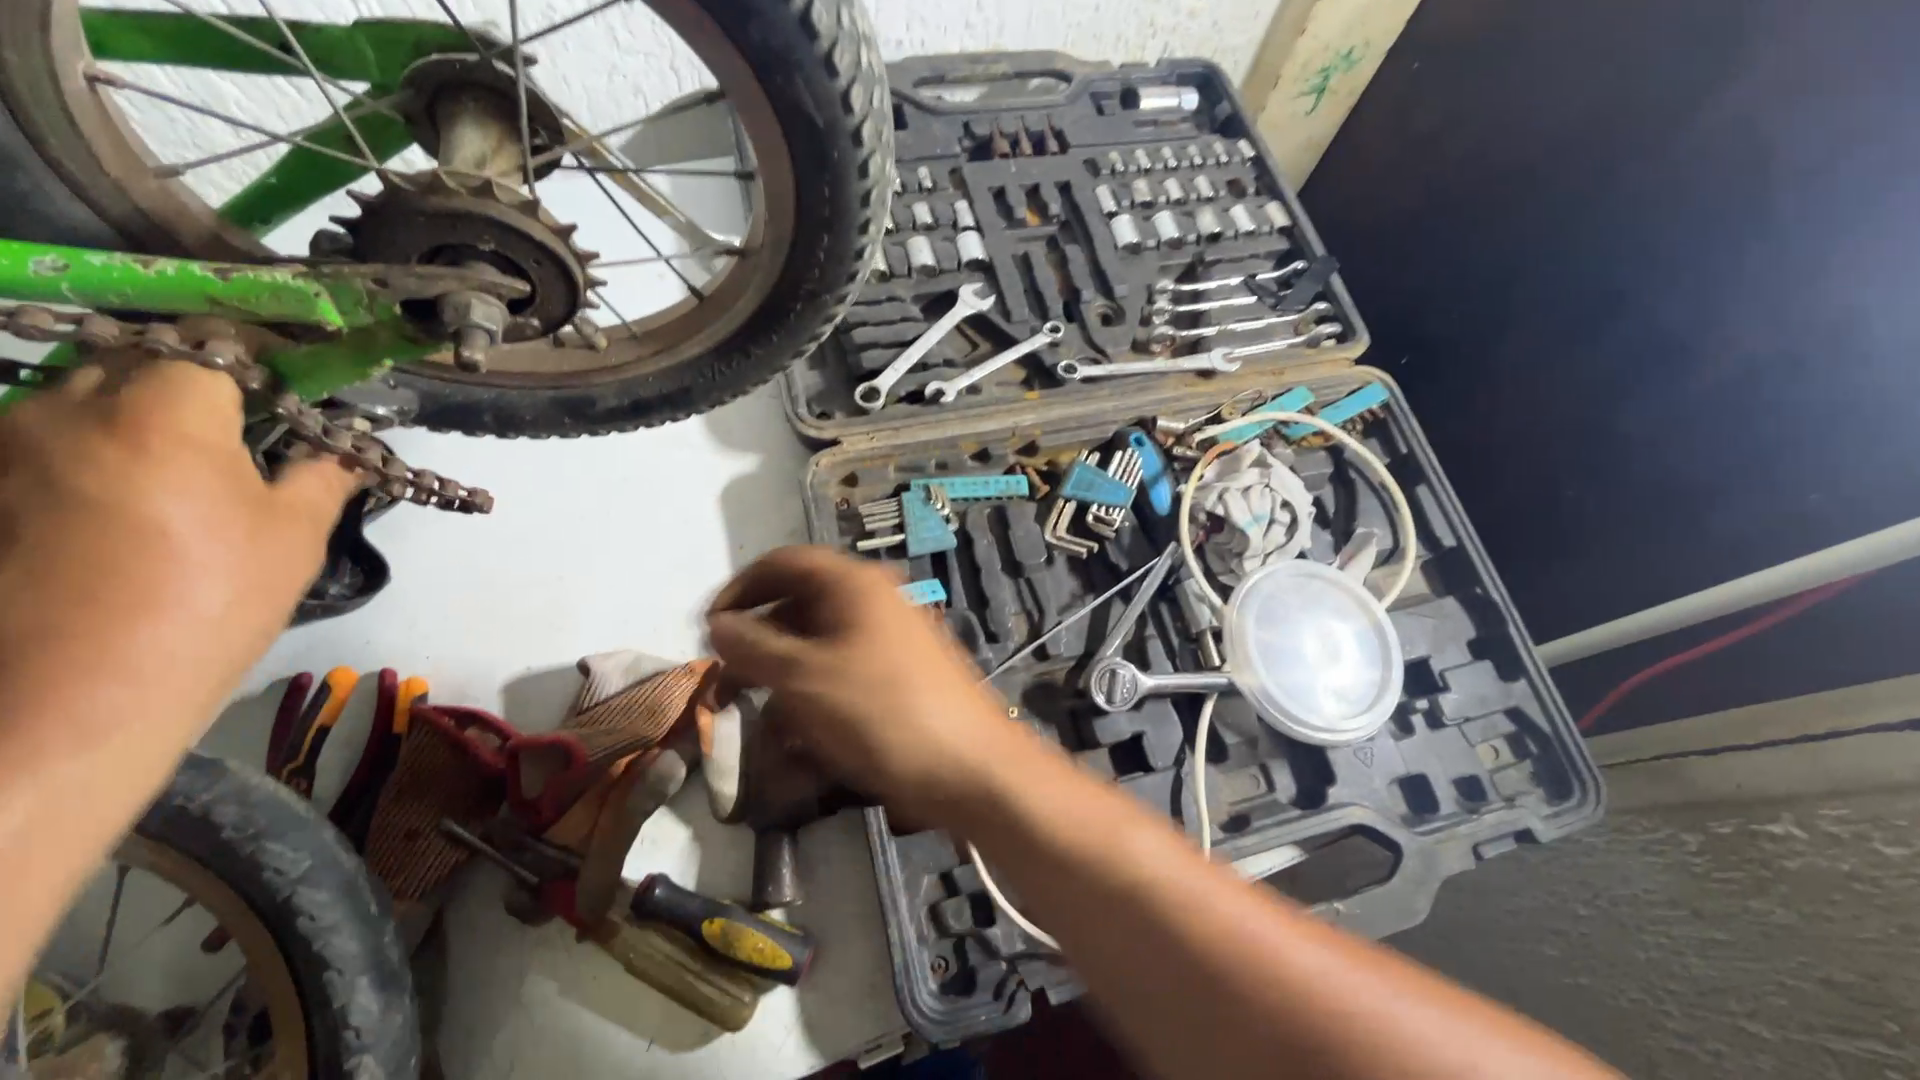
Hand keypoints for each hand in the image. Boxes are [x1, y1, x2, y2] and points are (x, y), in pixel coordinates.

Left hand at [0, 356, 360, 735]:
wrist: (78, 694)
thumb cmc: (211, 604)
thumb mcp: (294, 539)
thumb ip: (320, 476)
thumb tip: (342, 450)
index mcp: (165, 412)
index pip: (210, 347)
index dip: (250, 362)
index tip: (277, 389)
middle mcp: (69, 408)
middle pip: (134, 361)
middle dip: (183, 383)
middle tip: (225, 432)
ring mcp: (4, 446)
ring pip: (75, 400)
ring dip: (123, 418)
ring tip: (161, 474)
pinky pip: (36, 446)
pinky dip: (77, 457)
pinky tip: (104, 509)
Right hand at [705, 546, 1040, 827]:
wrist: (971, 769)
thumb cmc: (882, 713)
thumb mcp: (805, 679)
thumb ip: (753, 647)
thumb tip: (716, 624)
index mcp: (853, 584)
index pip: (782, 563)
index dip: (738, 590)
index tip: (707, 631)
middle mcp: (873, 603)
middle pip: (798, 610)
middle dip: (757, 650)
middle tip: (726, 690)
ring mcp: (890, 643)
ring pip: (817, 653)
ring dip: (783, 687)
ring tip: (764, 730)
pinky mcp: (899, 683)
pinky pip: (842, 682)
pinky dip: (815, 705)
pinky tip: (801, 746)